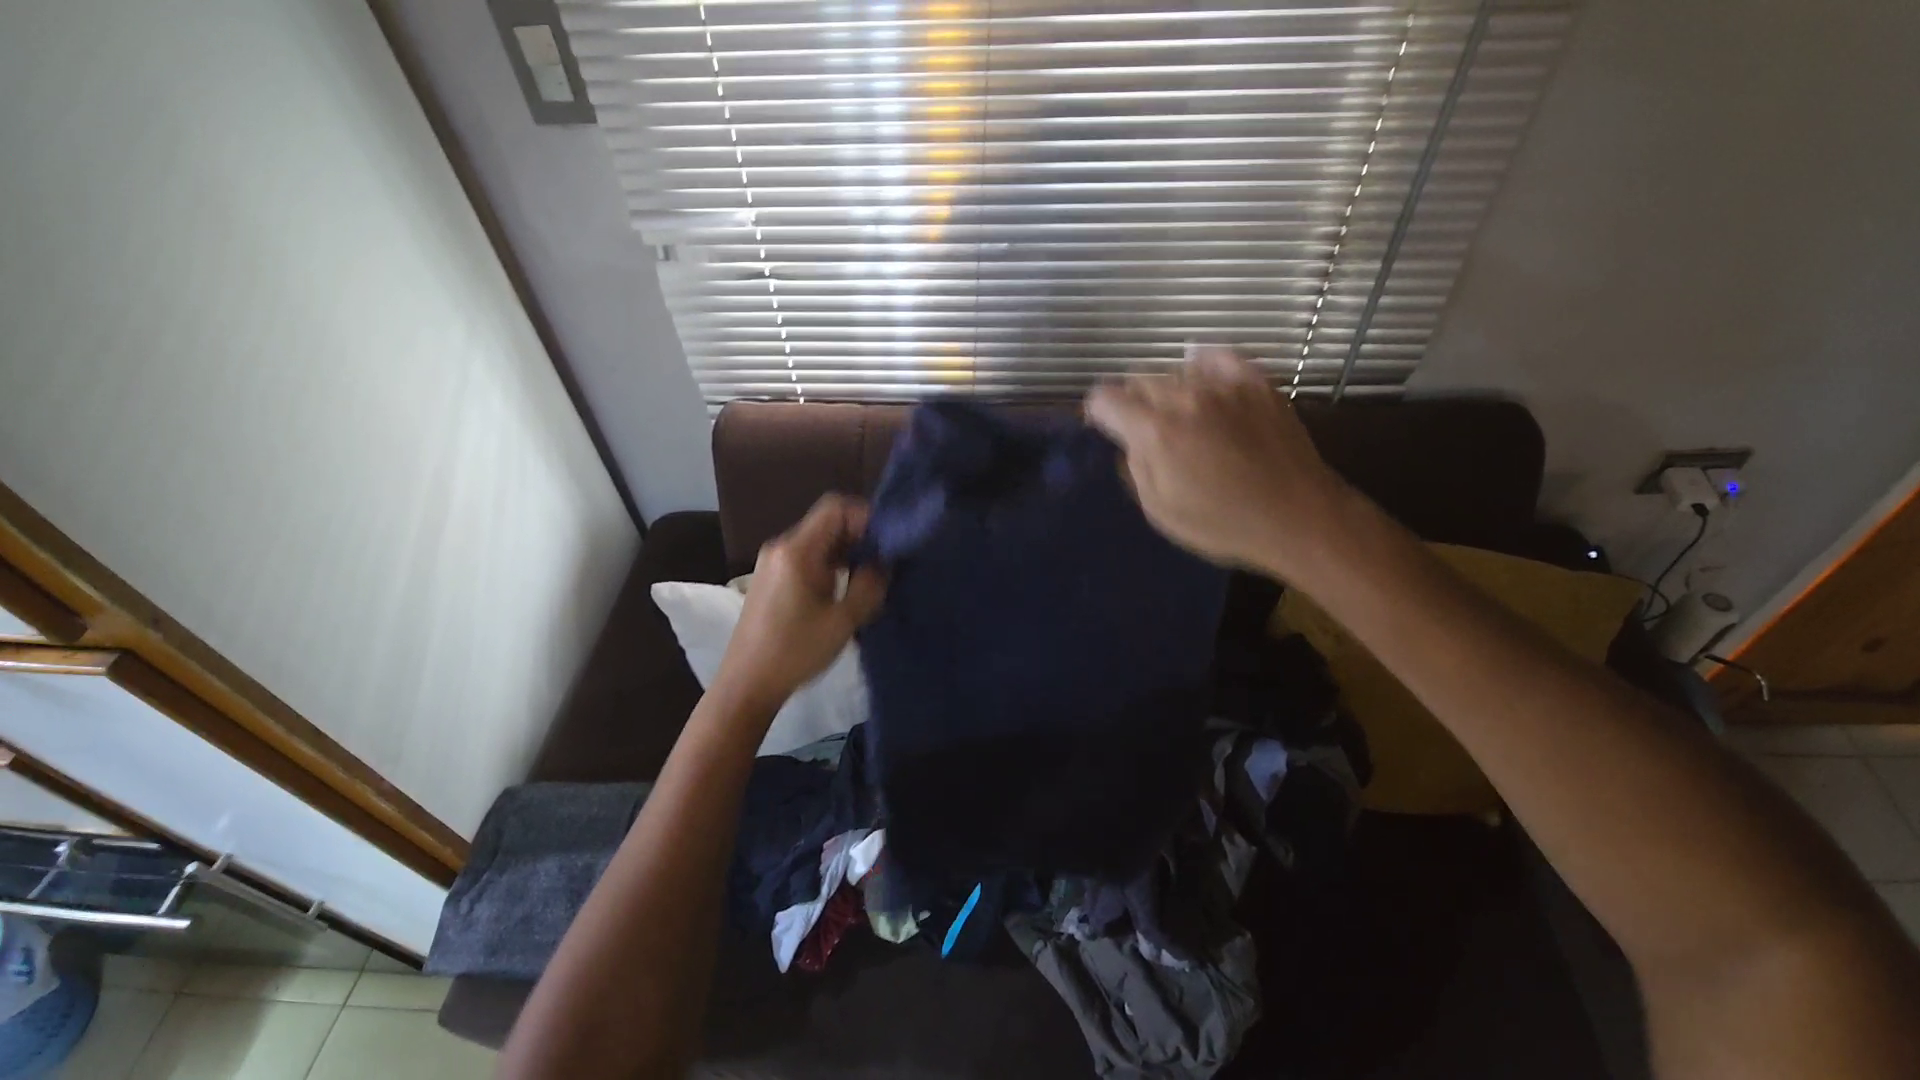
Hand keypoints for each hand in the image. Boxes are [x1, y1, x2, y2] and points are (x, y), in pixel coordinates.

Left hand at [711, 494, 886, 712]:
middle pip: (827, 524)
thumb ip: (869, 585)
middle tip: (884, 565)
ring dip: (846, 556)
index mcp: (797, 550)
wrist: (747, 684)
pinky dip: (830, 567)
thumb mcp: (843, 620)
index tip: (887, 544)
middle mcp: (781, 548)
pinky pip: (807, 559)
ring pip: (819, 543)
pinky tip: (844, 594)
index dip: (866, 517)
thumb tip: (883, 563)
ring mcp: (773, 564)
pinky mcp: (771, 580)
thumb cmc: (795, 651)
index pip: (836, 507)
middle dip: (859, 538)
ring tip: (868, 582)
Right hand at [1085, 346, 1351, 581]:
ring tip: (1182, 415)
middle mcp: (1184, 398)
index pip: (1106, 398)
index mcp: (1156, 432)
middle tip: (1145, 428)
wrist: (1297, 517)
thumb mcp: (1160, 511)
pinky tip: (1203, 380)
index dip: (1098, 411)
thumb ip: (1136, 467)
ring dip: (1170, 390)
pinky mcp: (1255, 381)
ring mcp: (1222, 385)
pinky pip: (1216, 357)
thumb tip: (1129, 442)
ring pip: (1176, 370)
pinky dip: (1202, 366)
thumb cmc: (1224, 524)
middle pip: (1140, 379)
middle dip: (1134, 401)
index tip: (1103, 424)